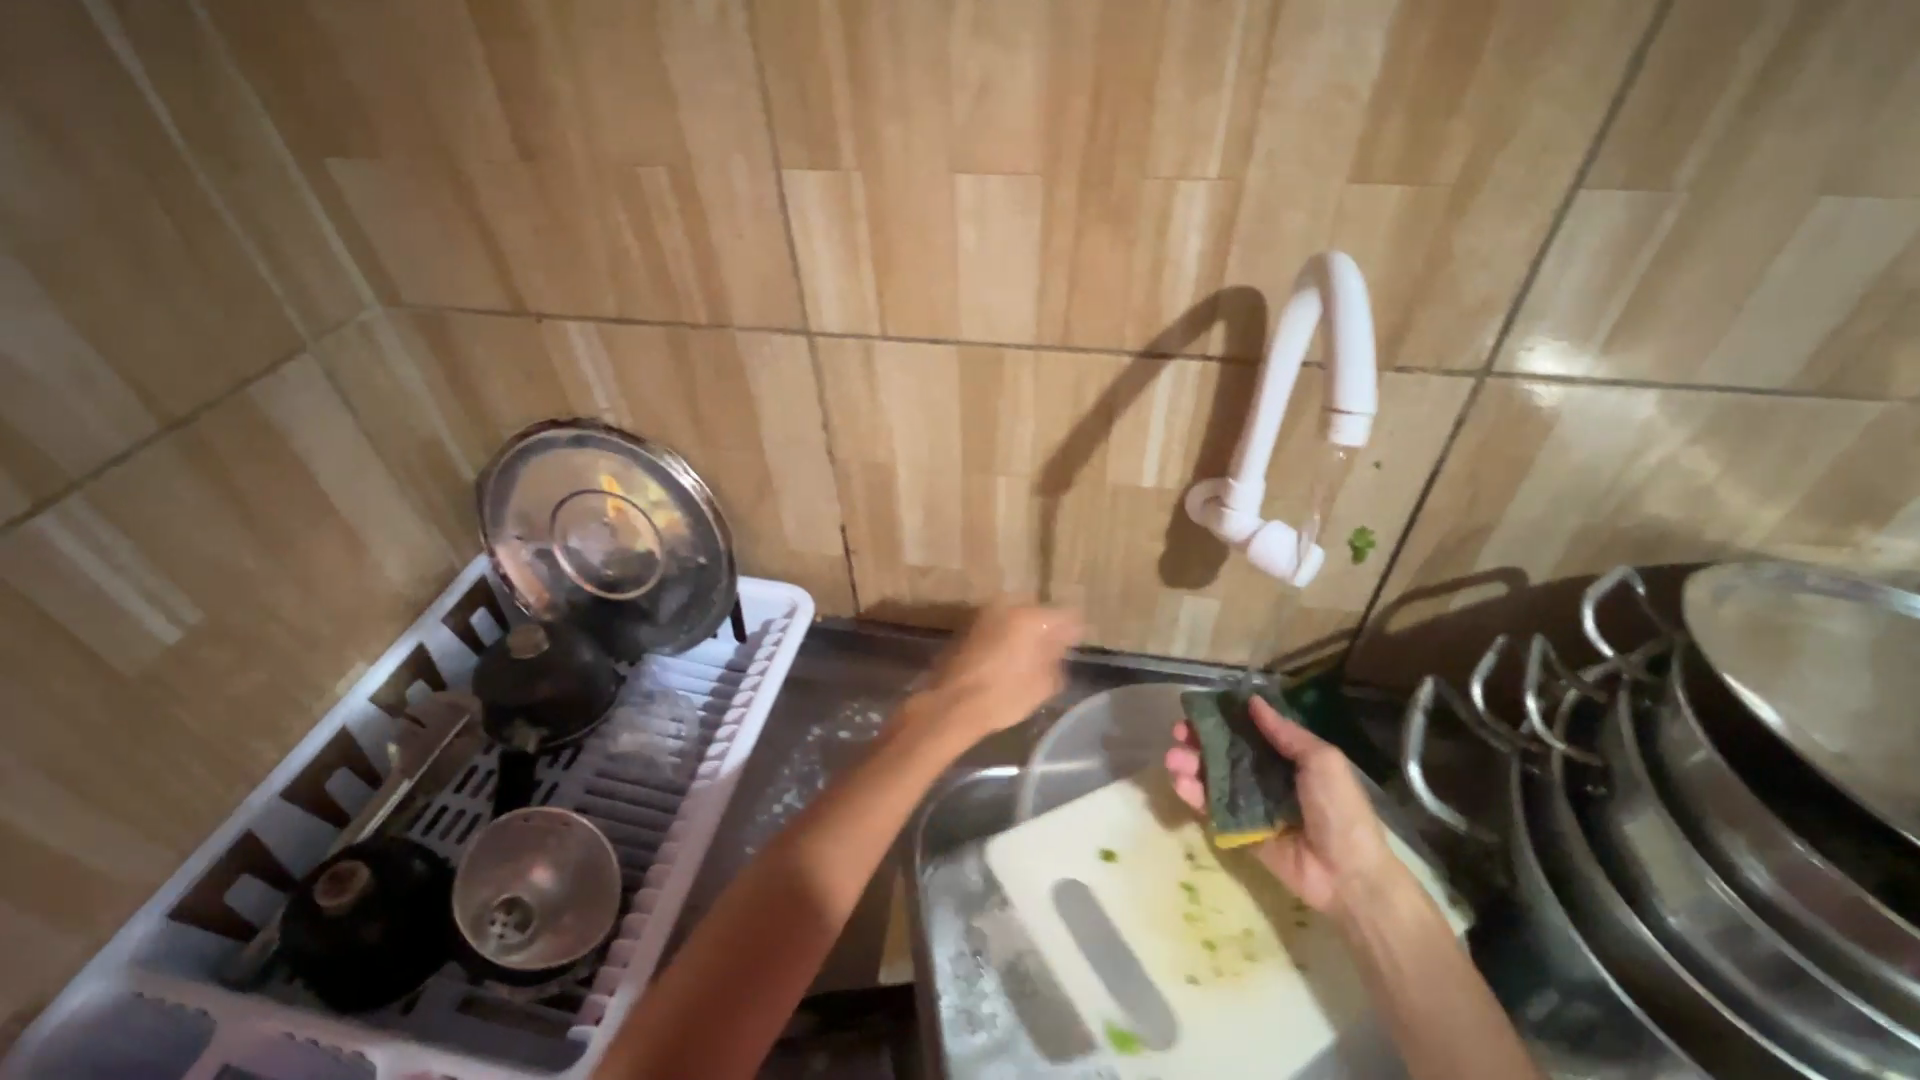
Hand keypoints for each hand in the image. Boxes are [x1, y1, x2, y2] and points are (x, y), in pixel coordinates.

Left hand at [912, 604, 1080, 741]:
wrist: (951, 705)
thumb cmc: (1003, 696)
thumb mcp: (1044, 685)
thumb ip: (1058, 660)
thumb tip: (1061, 648)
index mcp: (1031, 617)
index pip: (1067, 615)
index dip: (1075, 630)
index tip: (1076, 644)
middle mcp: (1007, 607)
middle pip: (1038, 613)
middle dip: (1047, 629)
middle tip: (1054, 651)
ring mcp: (983, 616)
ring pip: (1015, 618)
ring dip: (1024, 632)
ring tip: (1030, 657)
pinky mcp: (967, 628)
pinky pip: (997, 627)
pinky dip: (1005, 637)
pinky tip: (1007, 659)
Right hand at [1165, 697, 1406, 920]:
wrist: (1346, 873)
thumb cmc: (1339, 810)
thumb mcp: (1322, 761)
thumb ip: (1286, 733)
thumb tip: (1253, 701)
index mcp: (1287, 757)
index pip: (1248, 731)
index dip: (1223, 719)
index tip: (1199, 710)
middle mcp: (1265, 776)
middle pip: (1224, 753)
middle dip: (1199, 741)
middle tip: (1179, 734)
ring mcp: (1250, 804)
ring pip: (1213, 778)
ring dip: (1190, 765)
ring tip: (1174, 759)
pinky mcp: (1238, 831)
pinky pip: (1212, 808)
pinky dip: (1193, 795)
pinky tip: (1180, 783)